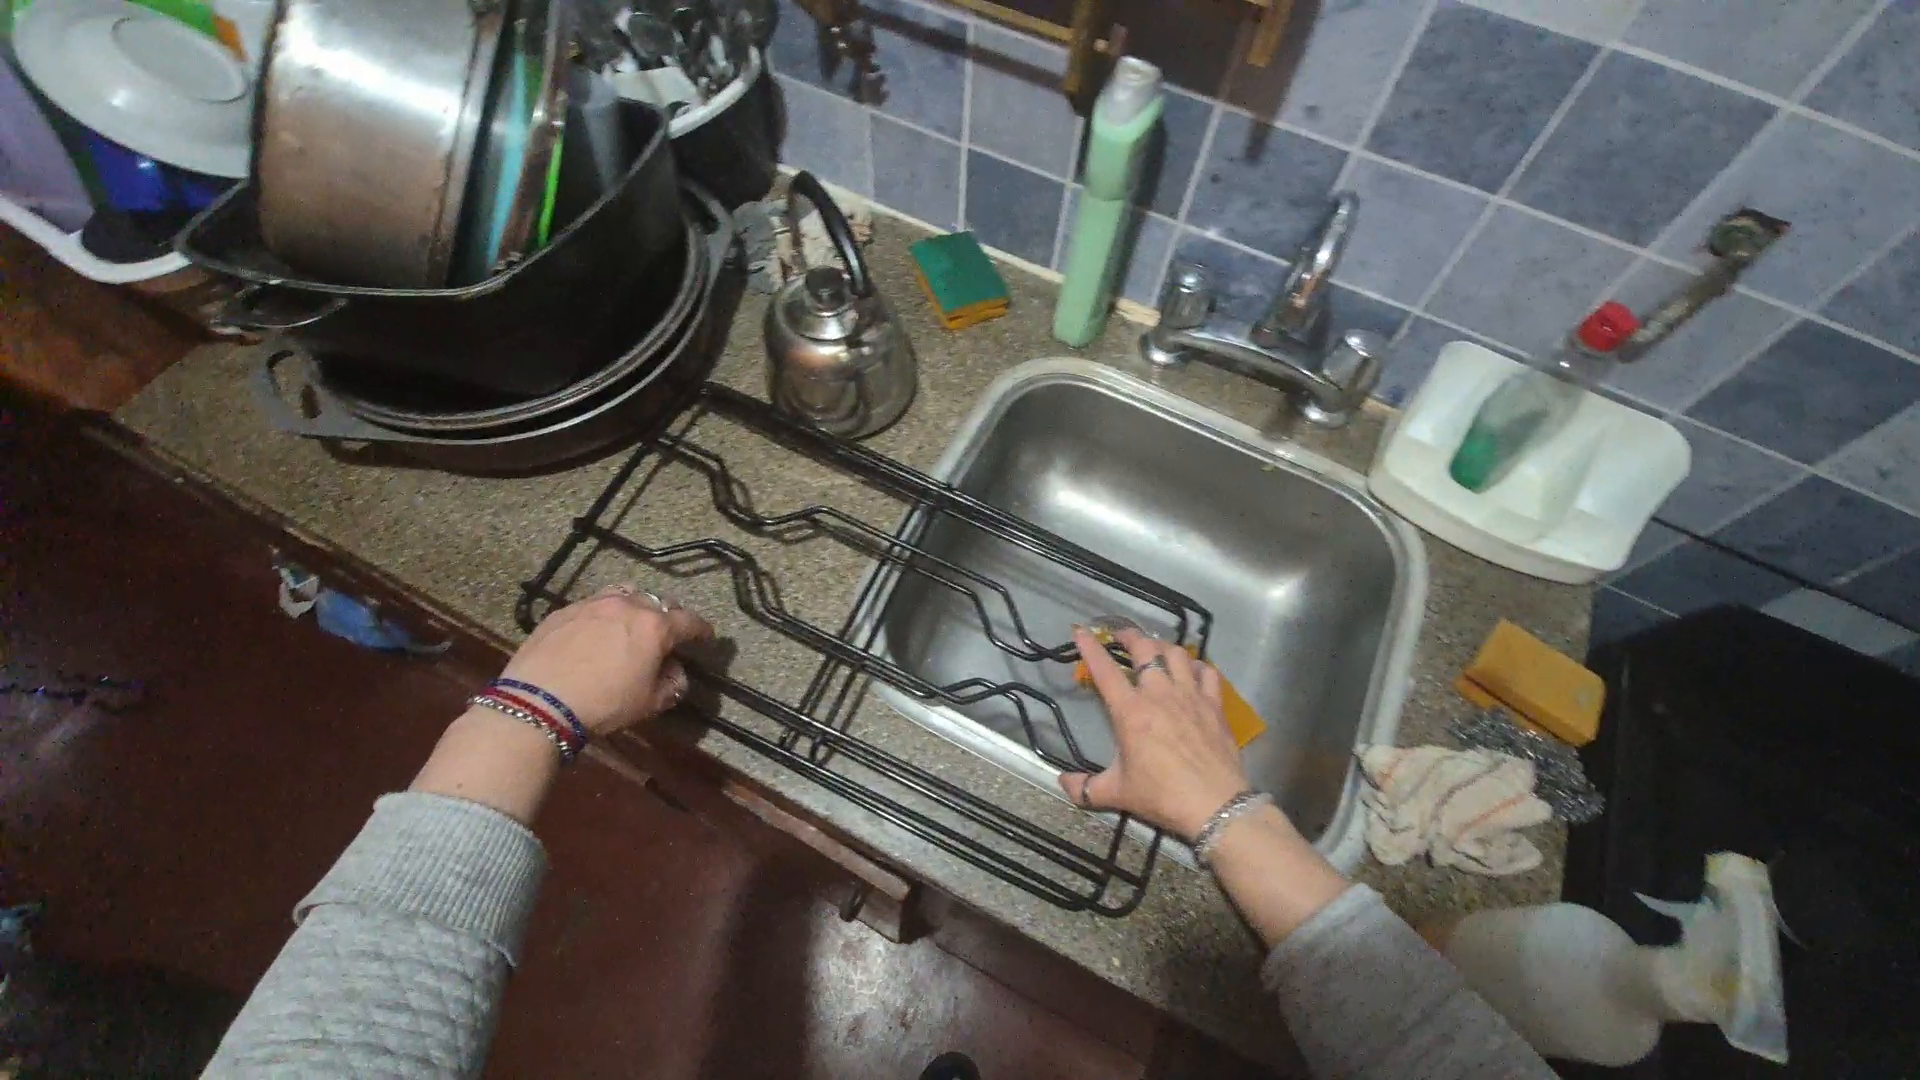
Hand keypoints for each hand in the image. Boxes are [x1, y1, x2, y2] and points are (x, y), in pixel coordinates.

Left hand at [498, 586, 714, 736]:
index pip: (689, 622)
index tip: (706, 637)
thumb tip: (676, 673)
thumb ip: (672, 685)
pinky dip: (605, 613)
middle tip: (667, 633)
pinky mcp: (564, 611)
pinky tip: (596, 631)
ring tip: (632, 622)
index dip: (702, 630)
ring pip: (625, 595)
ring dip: (636, 607)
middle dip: (668, 617)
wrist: (538, 703)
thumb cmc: (604, 703)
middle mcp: (628, 606)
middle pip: (658, 603)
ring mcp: (593, 604)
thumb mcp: (649, 703)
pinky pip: (594, 604)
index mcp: (655, 627)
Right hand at [1060, 627, 1253, 839]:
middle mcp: (1160, 694)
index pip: (1105, 669)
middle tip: (1120, 635)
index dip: (1090, 647)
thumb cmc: (1162, 796)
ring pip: (1176, 654)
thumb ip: (1086, 788)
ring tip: (1155, 648)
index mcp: (1131, 711)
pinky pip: (1207, 672)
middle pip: (1145, 649)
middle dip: (1129, 635)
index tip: (1081, 631)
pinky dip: (1197, 665)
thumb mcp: (1117, 793)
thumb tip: (1063, 783)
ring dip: (1162, 646)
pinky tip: (1192, 669)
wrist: (1215, 806)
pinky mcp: (1214, 705)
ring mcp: (1190, 696)